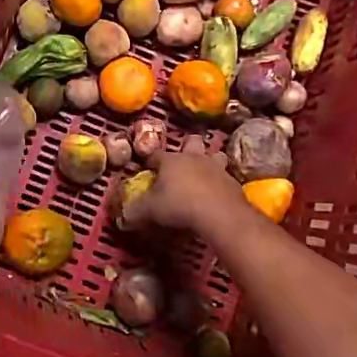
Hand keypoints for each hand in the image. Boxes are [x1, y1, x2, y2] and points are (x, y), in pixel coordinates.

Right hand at [127, 143, 248, 234]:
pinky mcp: (233, 182)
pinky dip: (221, 182)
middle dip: (188, 146)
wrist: (220, 214)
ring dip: (210, 160)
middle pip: (192, 141)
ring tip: (205, 172)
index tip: (147, 169)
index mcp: (171, 160)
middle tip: (183, 160)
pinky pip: (226, 176)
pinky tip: (218, 193)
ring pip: (215, 154)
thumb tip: (123, 216)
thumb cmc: (180, 206)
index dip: (150, 161)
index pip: (156, 154)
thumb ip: (135, 211)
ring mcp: (216, 167)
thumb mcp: (150, 211)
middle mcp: (194, 158)